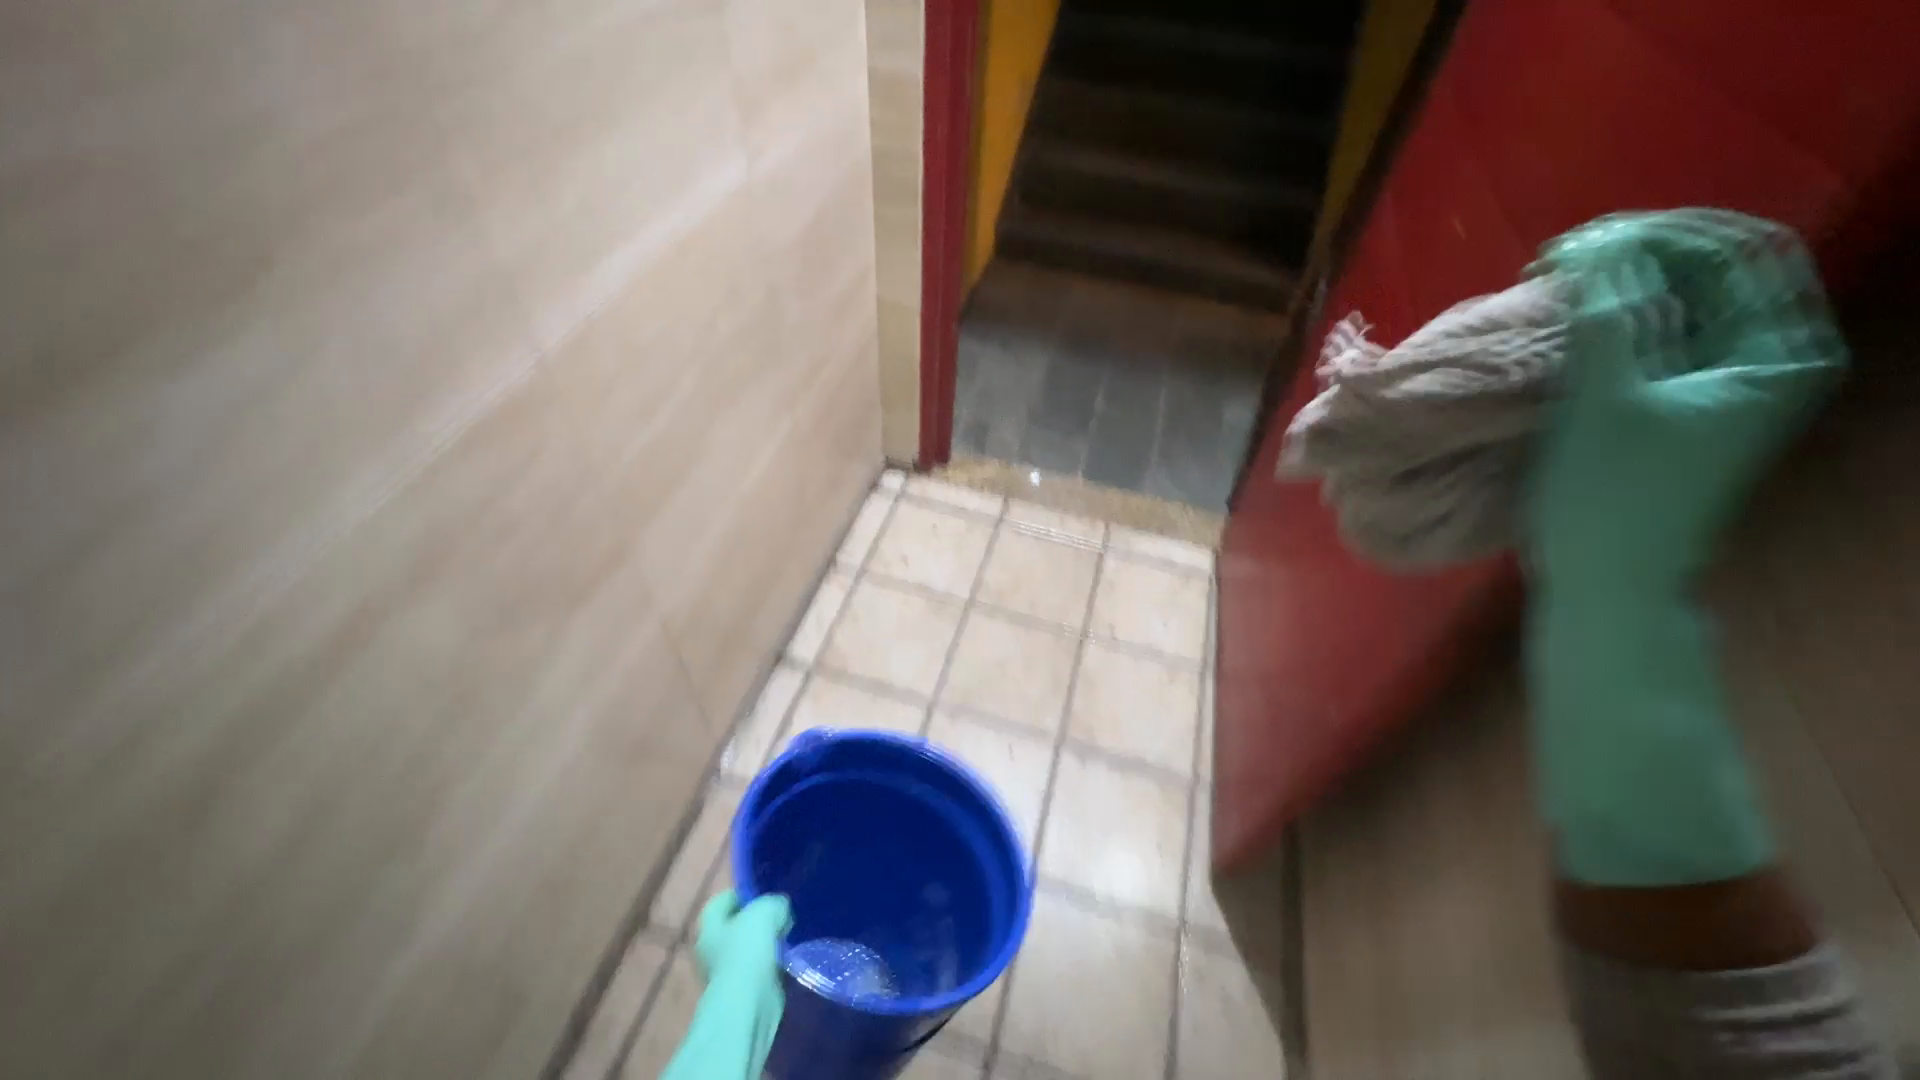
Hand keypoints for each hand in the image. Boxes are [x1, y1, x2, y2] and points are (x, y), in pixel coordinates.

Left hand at [694, 890, 790, 986]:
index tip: (766, 893)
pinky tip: (789, 958)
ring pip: (751, 947)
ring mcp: (727, 972)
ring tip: (790, 935)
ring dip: (768, 942)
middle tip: (782, 914)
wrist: (748, 1004)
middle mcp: (712, 948)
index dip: (742, 894)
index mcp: (708, 926)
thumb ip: (773, 902)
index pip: (721, 900)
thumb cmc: (747, 951)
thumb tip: (779, 908)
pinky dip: (774, 963)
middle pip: (737, 925)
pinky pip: (761, 968)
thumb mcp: (764, 911)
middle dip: (758, 919)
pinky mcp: (745, 990)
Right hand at [1523, 211, 1843, 887]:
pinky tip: (1575, 324)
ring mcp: (1730, 383)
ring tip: (1560, 287)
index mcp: (1780, 352)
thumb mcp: (1607, 398)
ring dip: (1627, 282)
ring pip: (1688, 299)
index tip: (1575, 246)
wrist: (1608, 583)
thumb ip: (1608, 311)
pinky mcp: (1688, 405)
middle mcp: (1770, 358)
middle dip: (1641, 252)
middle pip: (1719, 268)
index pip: (1738, 248)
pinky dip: (1622, 318)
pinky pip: (1666, 334)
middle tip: (1562, 262)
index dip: (1658, 232)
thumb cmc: (1612, 497)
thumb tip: (1593, 238)